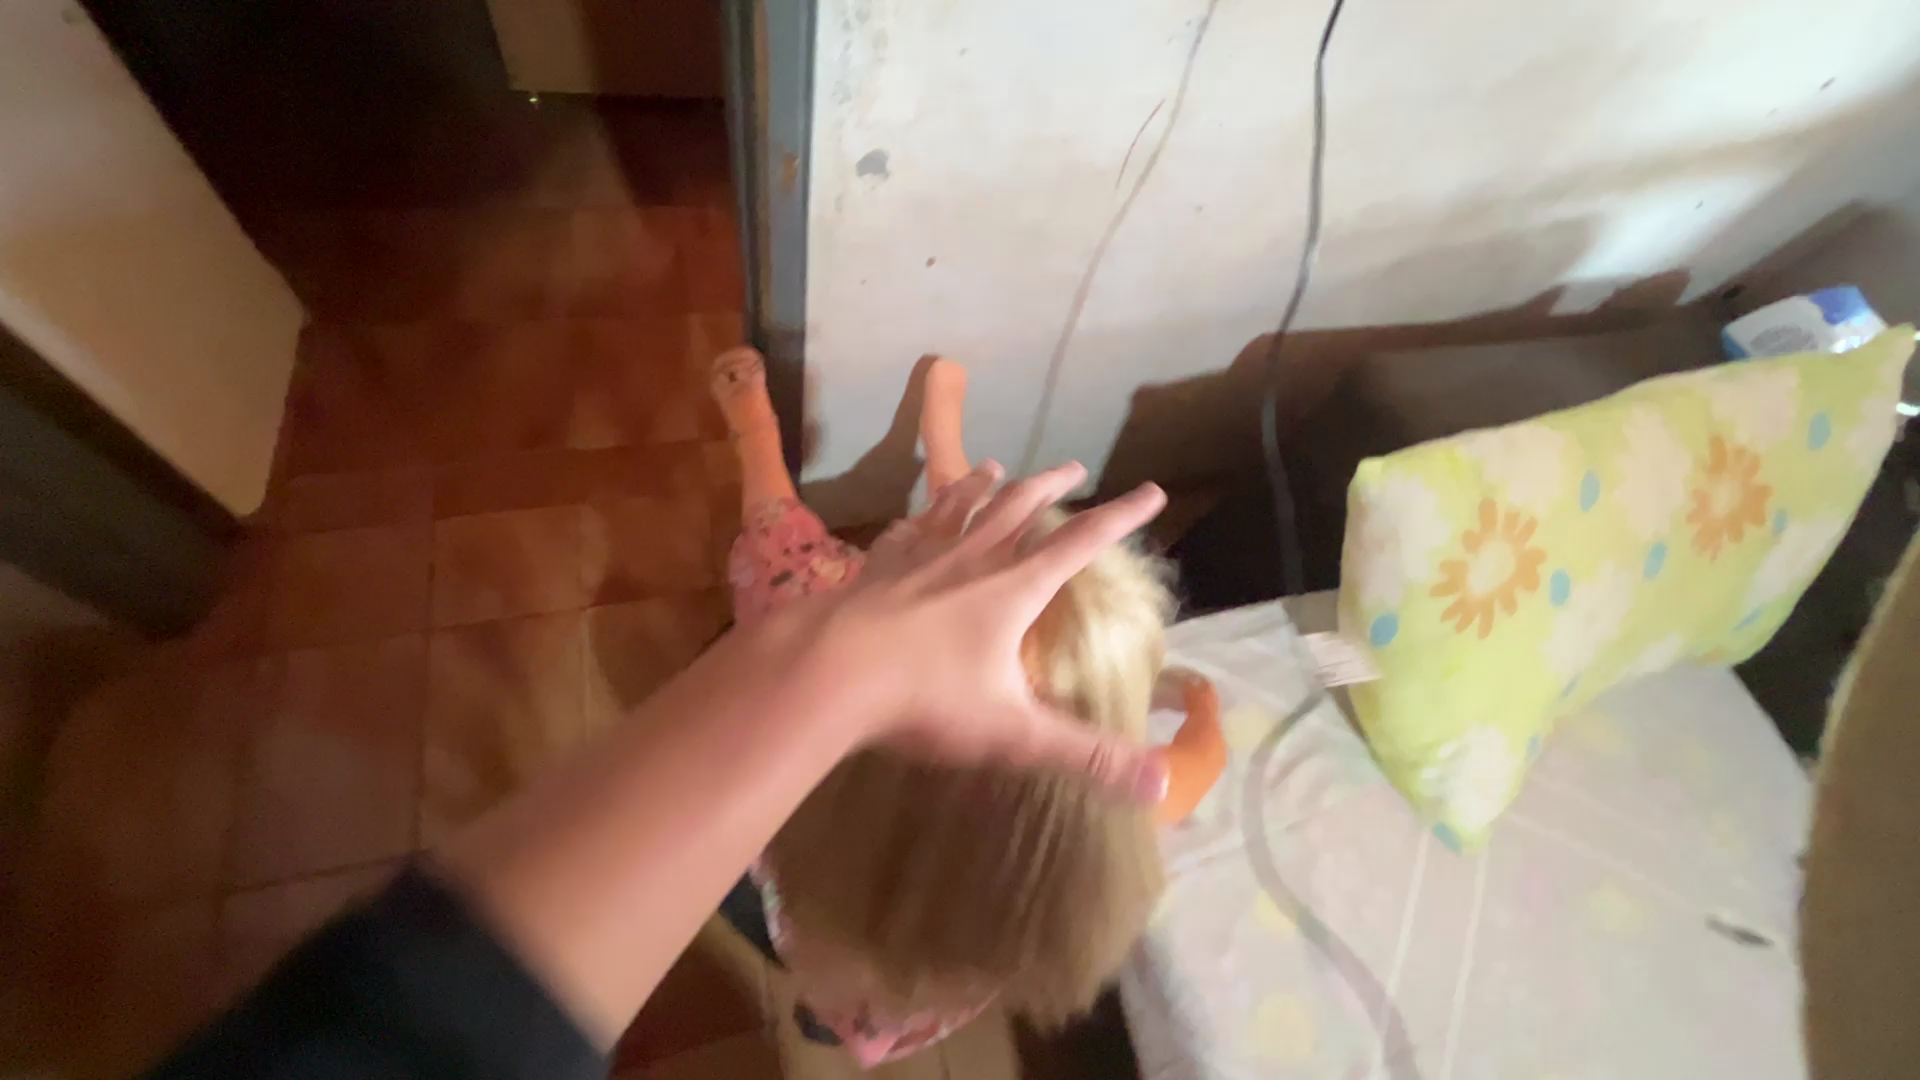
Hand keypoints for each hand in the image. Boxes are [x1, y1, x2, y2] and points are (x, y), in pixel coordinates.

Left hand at [798, 460, 1170, 803]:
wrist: (830, 672)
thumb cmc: (926, 699)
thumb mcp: (1013, 732)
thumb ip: (1086, 756)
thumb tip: (1160, 785)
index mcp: (1011, 590)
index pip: (1080, 543)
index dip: (1120, 517)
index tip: (1152, 491)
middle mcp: (970, 560)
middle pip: (1019, 508)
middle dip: (1051, 485)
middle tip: (1073, 467)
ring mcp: (919, 557)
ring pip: (960, 507)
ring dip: (983, 484)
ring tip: (996, 465)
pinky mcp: (877, 567)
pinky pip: (905, 531)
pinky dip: (919, 517)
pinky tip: (915, 516)